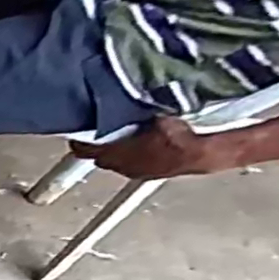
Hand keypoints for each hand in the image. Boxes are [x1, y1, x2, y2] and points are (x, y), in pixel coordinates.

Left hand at [71, 116, 242, 178]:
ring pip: (114, 163)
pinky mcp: (147, 176)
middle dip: (97, 148)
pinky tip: (142, 151)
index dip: (79, 142)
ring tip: (122, 143)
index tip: (78, 136)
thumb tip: (133, 104)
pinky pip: (132, 167)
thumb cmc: (174, 134)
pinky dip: (132, 159)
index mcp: (110, 153)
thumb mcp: (151, 118)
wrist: (201, 153)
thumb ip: (135, 114)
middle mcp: (116, 165)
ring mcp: (131, 172)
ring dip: (116, 154)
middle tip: (100, 137)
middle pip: (98, 157)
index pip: (83, 149)